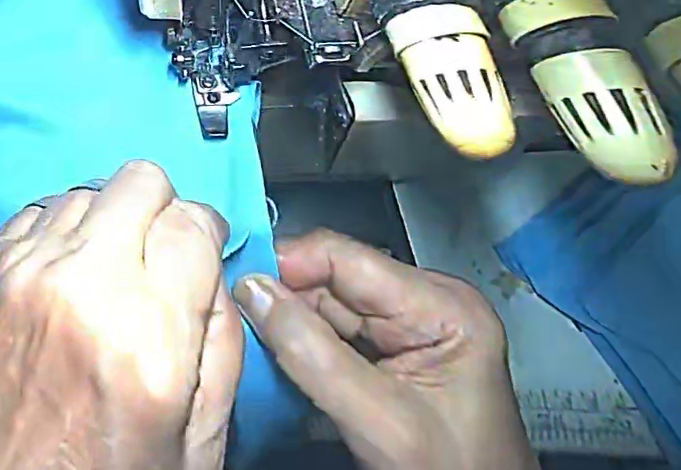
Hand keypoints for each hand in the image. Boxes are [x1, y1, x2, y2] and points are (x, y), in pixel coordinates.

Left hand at [0, 160, 243, 469]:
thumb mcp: (197, 441)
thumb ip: (222, 339)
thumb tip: (211, 263)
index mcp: (146, 335)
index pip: (192, 223)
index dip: (205, 232)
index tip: (199, 250)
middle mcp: (79, 284)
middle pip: (138, 180)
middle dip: (158, 208)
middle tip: (154, 252)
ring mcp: (20, 268)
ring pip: (87, 191)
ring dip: (105, 222)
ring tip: (101, 270)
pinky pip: (37, 210)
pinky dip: (58, 233)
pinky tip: (60, 276)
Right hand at [232, 229, 535, 469]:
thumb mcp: (385, 425)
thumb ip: (315, 355)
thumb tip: (252, 289)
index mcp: (441, 304)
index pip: (342, 255)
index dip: (285, 263)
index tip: (238, 282)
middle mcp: (421, 299)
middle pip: (326, 277)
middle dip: (282, 298)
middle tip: (240, 318)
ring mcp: (402, 322)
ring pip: (319, 301)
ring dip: (285, 322)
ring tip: (255, 342)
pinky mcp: (384, 346)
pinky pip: (325, 328)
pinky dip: (297, 342)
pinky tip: (279, 357)